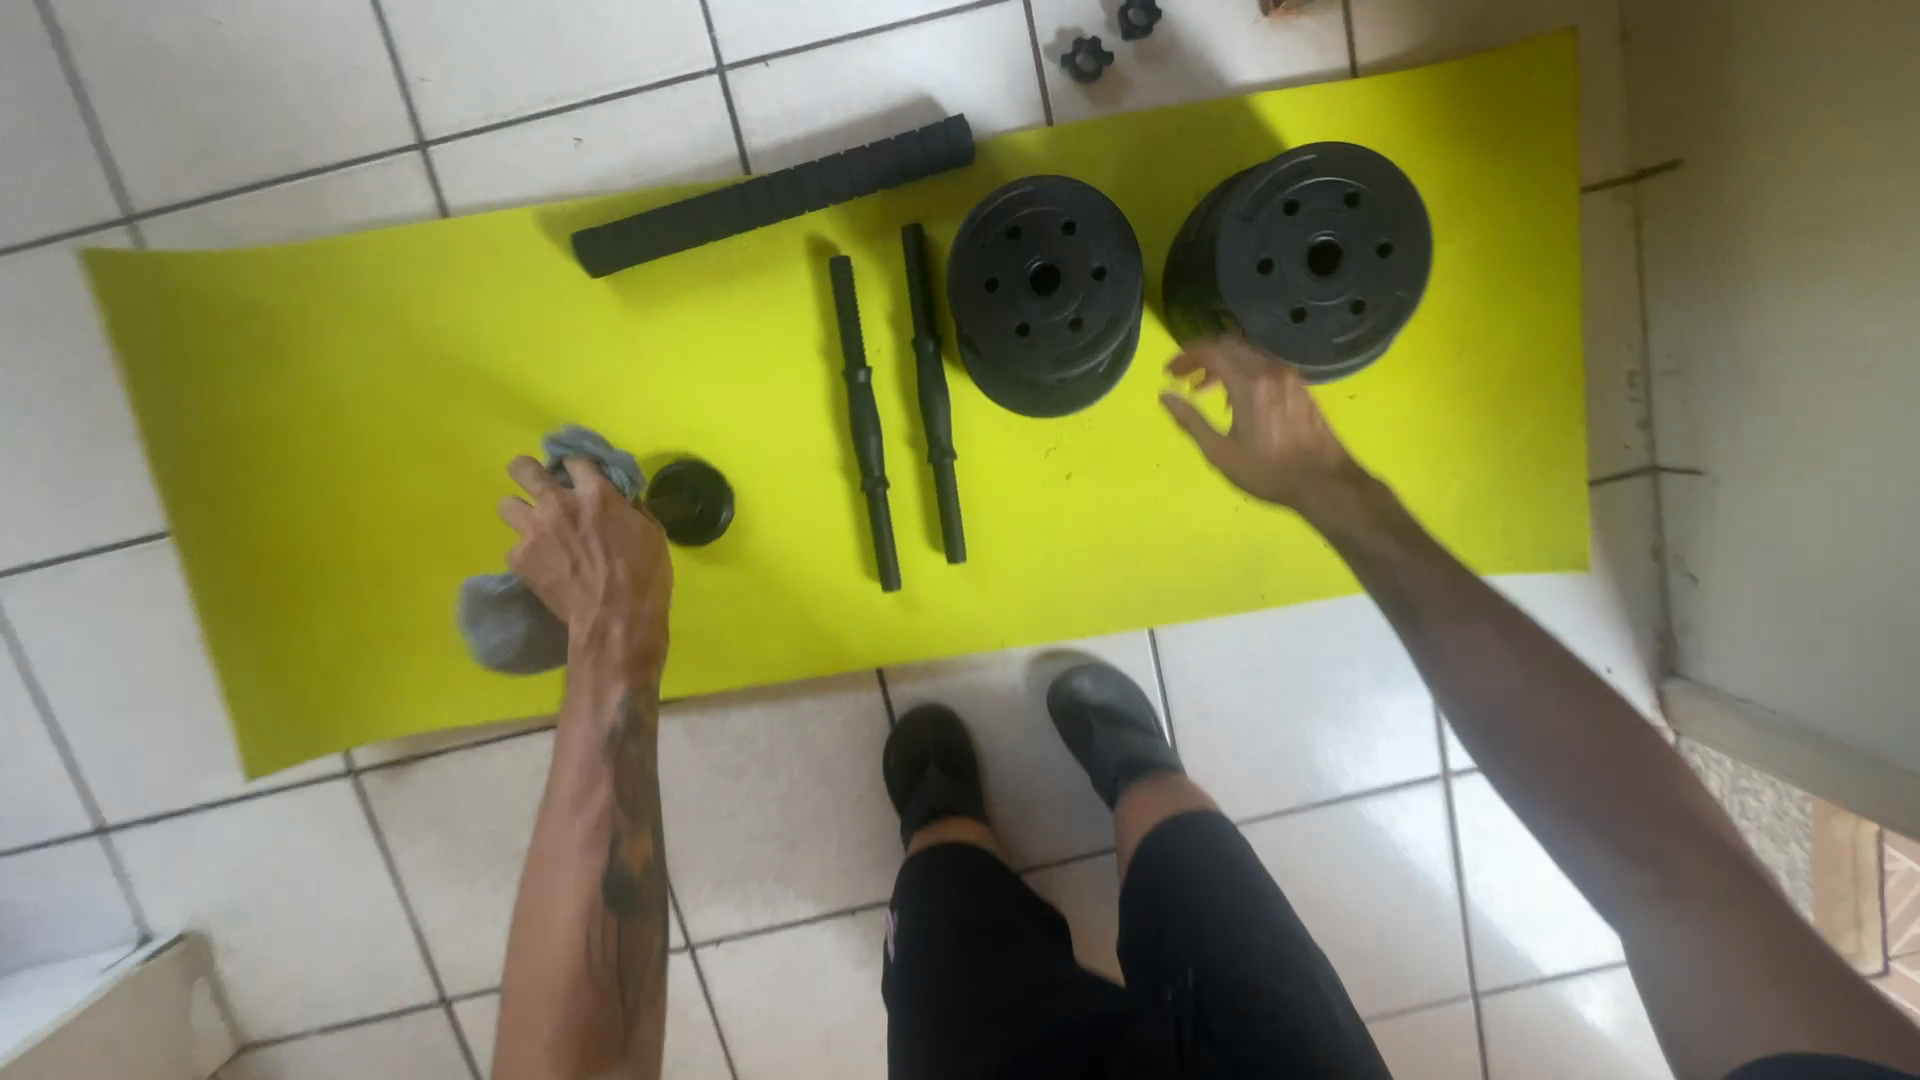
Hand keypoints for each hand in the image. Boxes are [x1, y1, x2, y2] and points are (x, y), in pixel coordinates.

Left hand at [499, 455, 671, 676]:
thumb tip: (622, 501)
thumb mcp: (651, 533)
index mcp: (596, 494)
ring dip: (521, 512)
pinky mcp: (519, 558)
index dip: (575, 466)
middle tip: (539, 487)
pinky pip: (514, 546)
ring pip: (506, 504)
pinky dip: (526, 553)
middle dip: (528, 472)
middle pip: (523, 469)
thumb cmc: (645, 575)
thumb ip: (630, 510)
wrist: (615, 618)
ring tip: (535, 528)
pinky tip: (542, 566)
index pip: (574, 460)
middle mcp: (558, 503)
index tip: (579, 475)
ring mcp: (534, 530)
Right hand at [1159, 337, 1369, 520]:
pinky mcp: (1299, 388)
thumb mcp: (1220, 452)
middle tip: (1182, 375)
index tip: (1168, 371)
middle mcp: (1271, 372)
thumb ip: (1190, 421)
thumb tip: (1165, 396)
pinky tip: (1235, 400)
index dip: (1186, 357)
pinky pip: (1265, 367)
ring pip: (1249, 356)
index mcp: (1250, 384)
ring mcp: (1289, 378)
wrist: (1324, 482)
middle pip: (1231, 347)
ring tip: (1204, 390)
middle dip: (1202, 357)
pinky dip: (1242, 373)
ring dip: (1222, 365)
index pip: (1213, 352)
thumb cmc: (1267, 472)